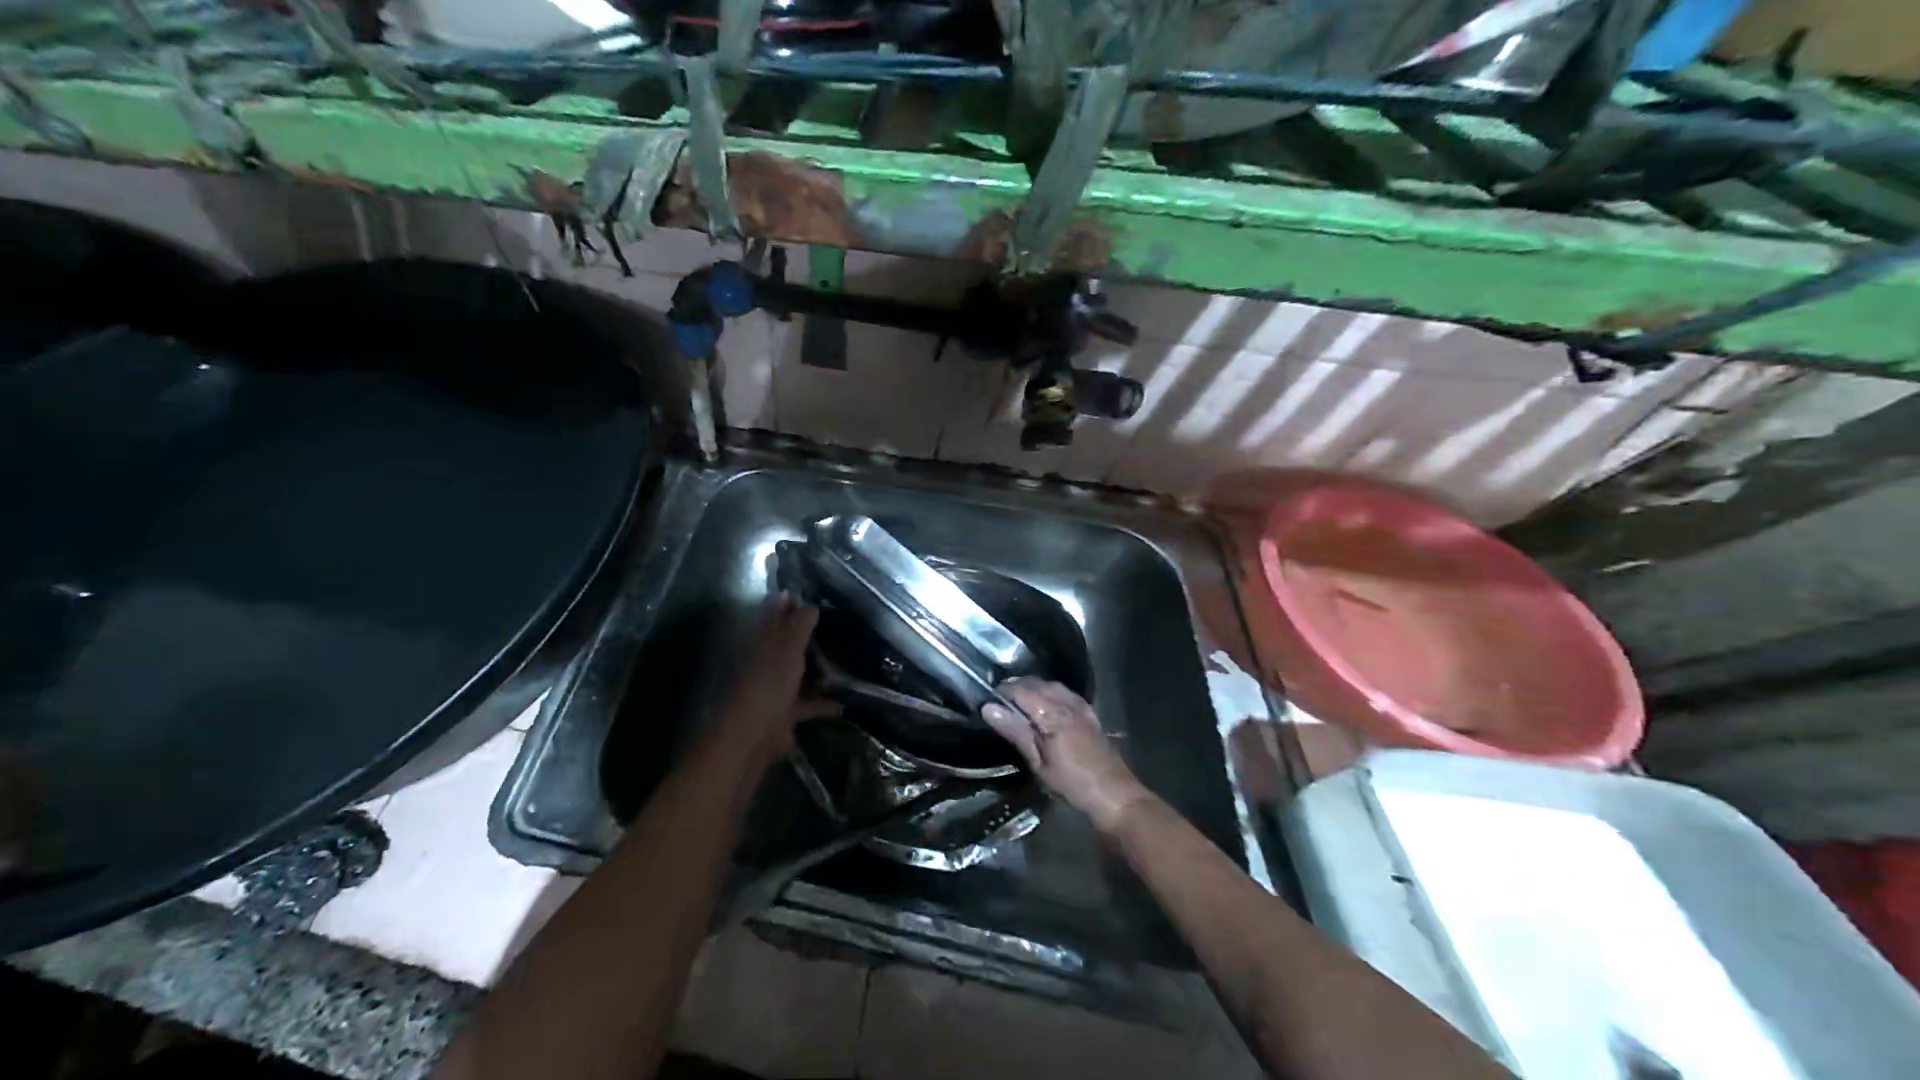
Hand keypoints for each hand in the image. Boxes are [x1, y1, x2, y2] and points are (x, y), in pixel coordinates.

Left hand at [713, 593, 836, 770]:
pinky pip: (808, 704)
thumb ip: (798, 624)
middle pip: (788, 642)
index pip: (774, 613)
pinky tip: (844, 704)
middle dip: (808, 635)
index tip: (814, 593)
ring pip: (799, 672)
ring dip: (818, 668)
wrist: (752, 737)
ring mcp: (774, 688)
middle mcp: (766, 661)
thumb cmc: (768, 685)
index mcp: (762, 642)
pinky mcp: (785, 714)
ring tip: (846, 659)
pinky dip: (823, 703)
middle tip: (839, 624)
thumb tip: (809, 602)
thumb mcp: (787, 648)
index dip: (790, 602)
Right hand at [981, 678, 1152, 833]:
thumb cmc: (1071, 783)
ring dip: (1033, 689)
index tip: (989, 702)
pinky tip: (1044, 708)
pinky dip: (1049, 693)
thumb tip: (989, 708)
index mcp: (1052, 714)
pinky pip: (1064, 692)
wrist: (1113, 793)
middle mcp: (1067, 702)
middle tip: (1000, 704)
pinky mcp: (1088, 711)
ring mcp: (1080, 705)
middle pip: (1036, 683)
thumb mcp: (1038, 763)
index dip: (1002, 692)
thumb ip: (1015, 731)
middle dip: (1016, 688)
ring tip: (1019, 705)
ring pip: (1051, 685)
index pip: (1020, 690)